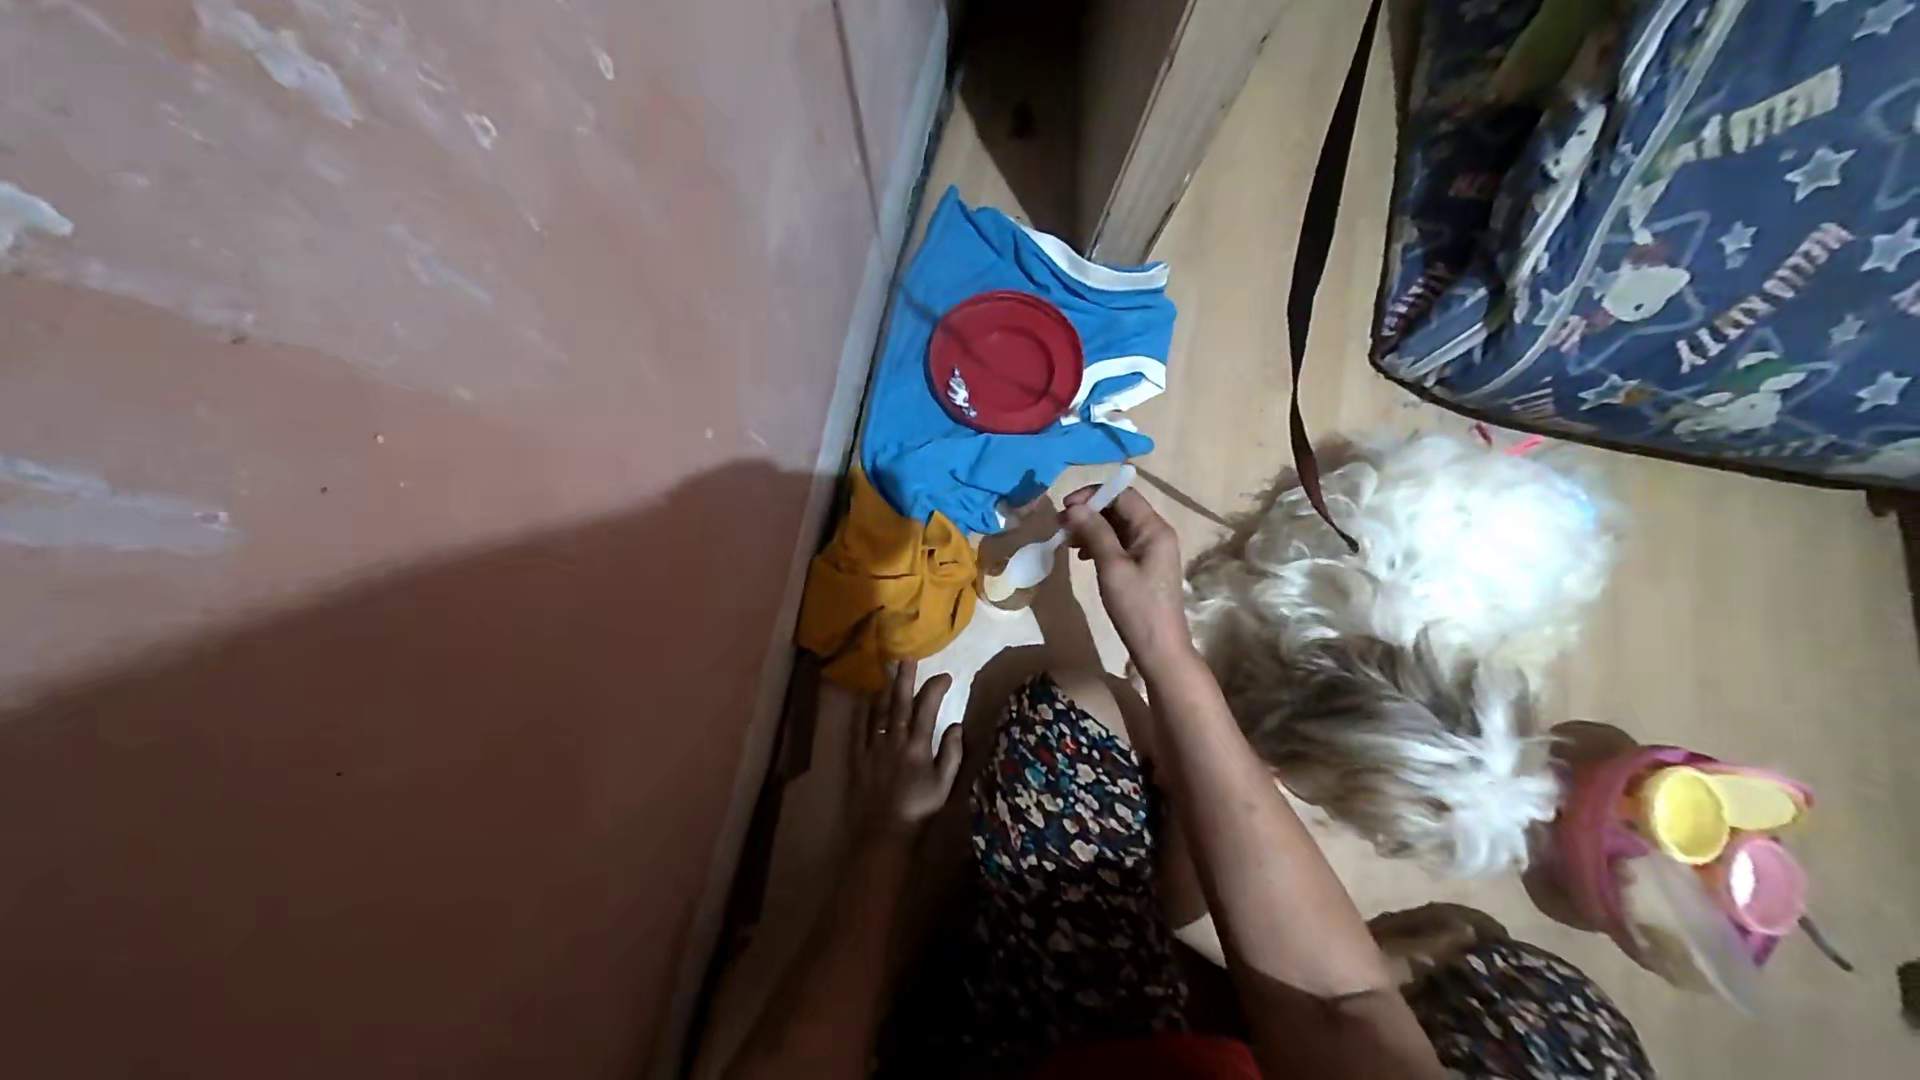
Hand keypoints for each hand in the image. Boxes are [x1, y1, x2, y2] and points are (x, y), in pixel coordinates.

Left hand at [848, 660, 961, 841]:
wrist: (884, 832)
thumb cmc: (919, 809)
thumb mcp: (944, 784)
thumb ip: (951, 753)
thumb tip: (954, 724)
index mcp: (918, 746)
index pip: (927, 708)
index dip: (935, 688)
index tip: (945, 676)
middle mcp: (894, 740)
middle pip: (900, 702)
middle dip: (905, 678)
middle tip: (907, 658)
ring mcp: (874, 747)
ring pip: (879, 711)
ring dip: (885, 689)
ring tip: (889, 672)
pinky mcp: (859, 757)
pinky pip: (860, 728)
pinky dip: (864, 711)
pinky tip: (866, 699)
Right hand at [1062, 488, 1194, 671]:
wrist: (1159, 648)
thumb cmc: (1136, 607)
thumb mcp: (1112, 567)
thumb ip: (1095, 533)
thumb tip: (1074, 508)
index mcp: (1154, 529)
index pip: (1122, 494)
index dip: (1092, 495)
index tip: (1064, 508)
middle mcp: (1156, 533)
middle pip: (1119, 508)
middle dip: (1088, 512)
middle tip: (1060, 526)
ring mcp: (1151, 550)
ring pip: (1117, 526)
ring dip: (1091, 528)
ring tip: (1067, 541)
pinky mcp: (1144, 565)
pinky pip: (1119, 543)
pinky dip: (1099, 543)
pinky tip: (1082, 556)